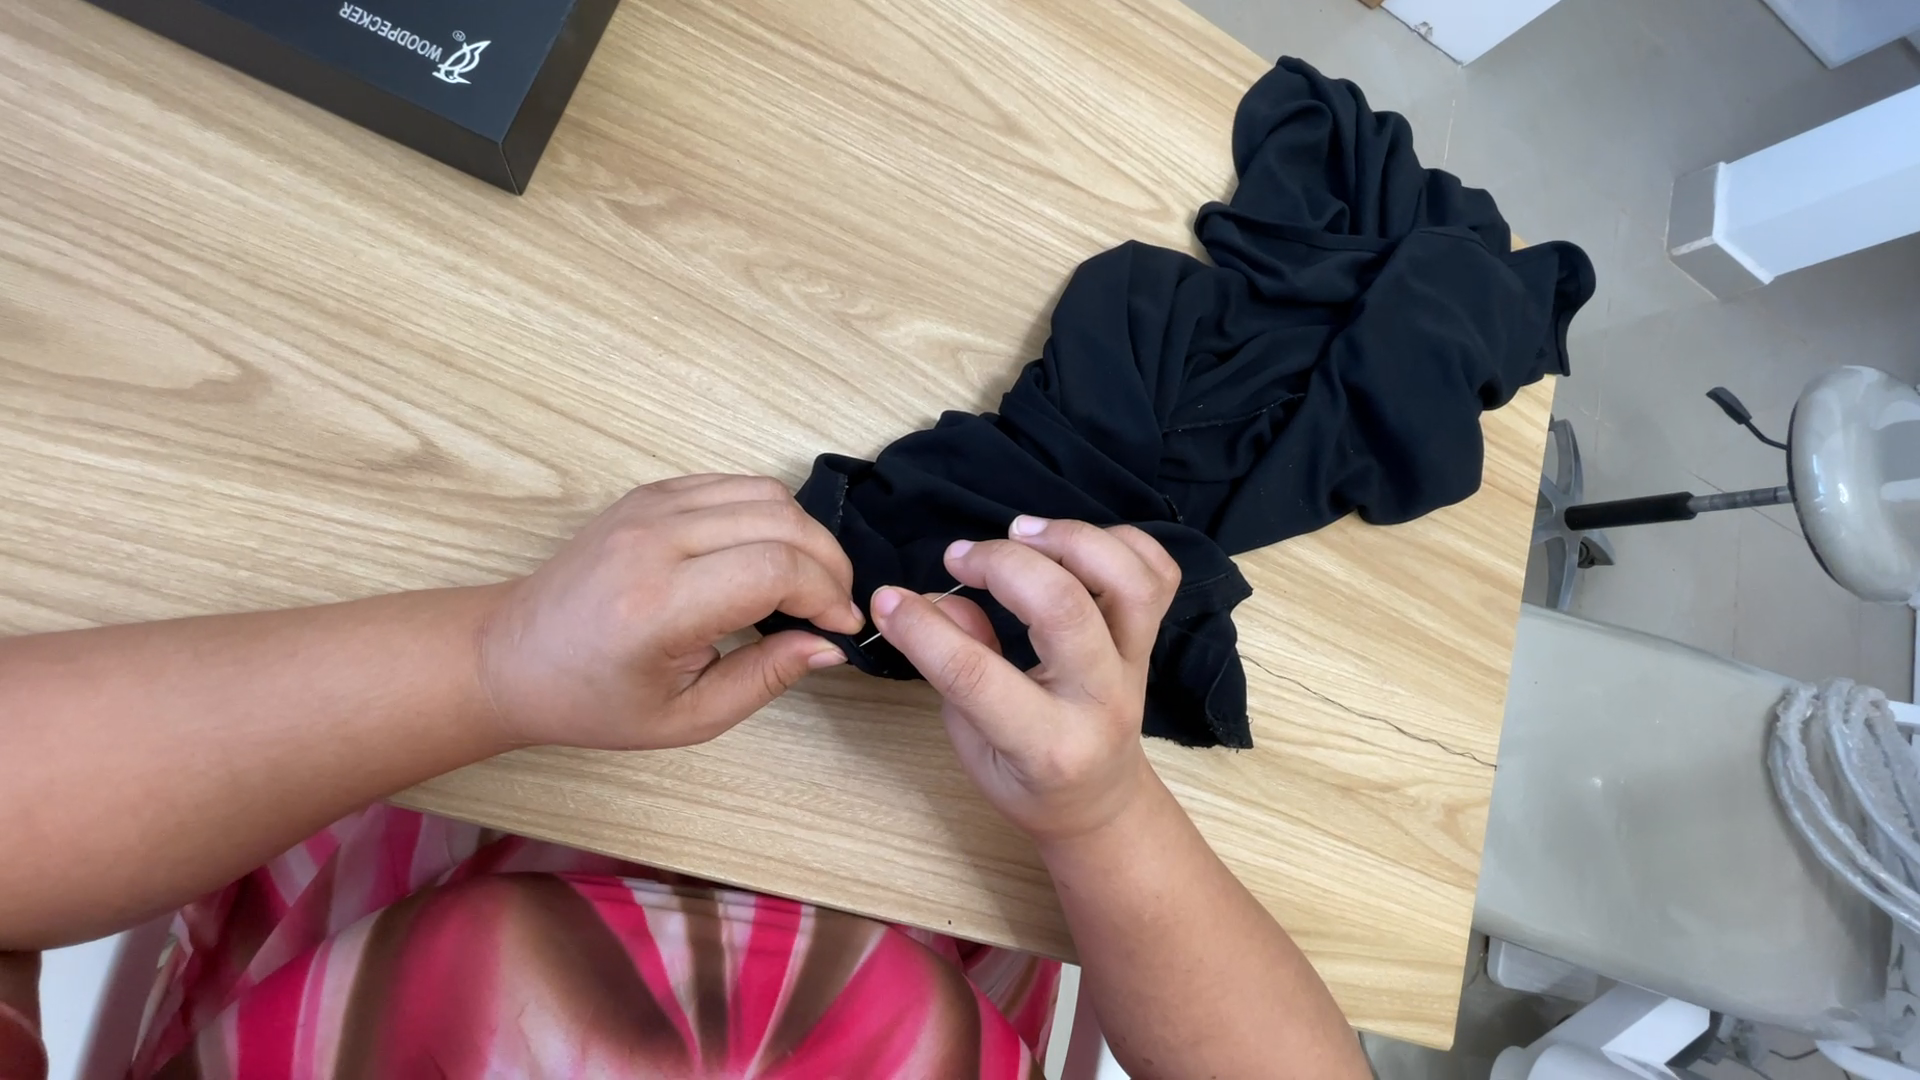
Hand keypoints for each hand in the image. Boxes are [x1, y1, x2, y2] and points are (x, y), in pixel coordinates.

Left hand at [477, 475, 864, 750]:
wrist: (511, 653)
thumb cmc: (595, 701)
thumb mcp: (687, 718)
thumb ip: (766, 678)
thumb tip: (831, 646)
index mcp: (658, 604)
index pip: (774, 569)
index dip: (826, 594)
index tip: (840, 627)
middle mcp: (654, 539)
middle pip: (782, 522)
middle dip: (830, 564)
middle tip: (836, 606)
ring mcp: (651, 505)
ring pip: (768, 494)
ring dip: (807, 536)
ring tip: (810, 581)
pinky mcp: (653, 492)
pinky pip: (739, 486)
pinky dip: (774, 517)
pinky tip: (772, 555)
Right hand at [871, 516, 1179, 842]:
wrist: (1102, 803)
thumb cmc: (1026, 784)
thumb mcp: (972, 747)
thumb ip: (953, 674)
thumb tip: (932, 600)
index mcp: (1046, 745)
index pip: (977, 675)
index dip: (923, 629)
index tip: (888, 597)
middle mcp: (1100, 701)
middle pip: (1063, 609)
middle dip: (1002, 564)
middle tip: (960, 556)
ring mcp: (1136, 666)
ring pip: (1127, 582)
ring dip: (1070, 541)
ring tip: (1022, 532)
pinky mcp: (1151, 641)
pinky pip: (1158, 575)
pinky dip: (1122, 542)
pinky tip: (1072, 546)